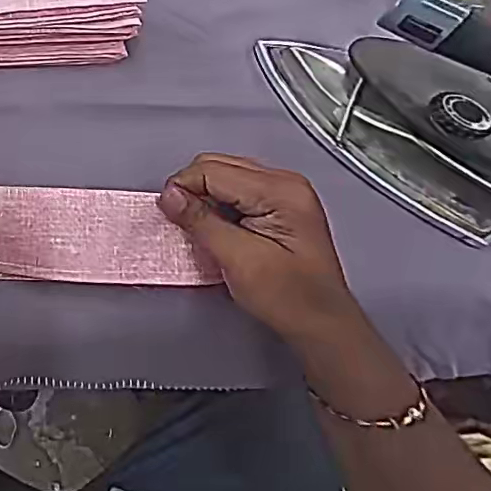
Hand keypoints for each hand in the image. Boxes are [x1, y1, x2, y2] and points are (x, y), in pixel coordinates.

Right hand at [158, 153, 360, 345]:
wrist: (321, 324)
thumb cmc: (291, 298)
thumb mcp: (237, 260)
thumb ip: (200, 222)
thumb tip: (170, 195)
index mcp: (280, 191)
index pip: (213, 170)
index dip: (183, 188)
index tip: (168, 212)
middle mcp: (285, 183)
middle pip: (218, 166)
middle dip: (192, 190)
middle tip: (182, 222)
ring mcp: (284, 191)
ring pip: (224, 175)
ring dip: (204, 198)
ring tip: (201, 230)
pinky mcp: (278, 204)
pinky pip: (235, 190)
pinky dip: (217, 206)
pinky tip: (218, 230)